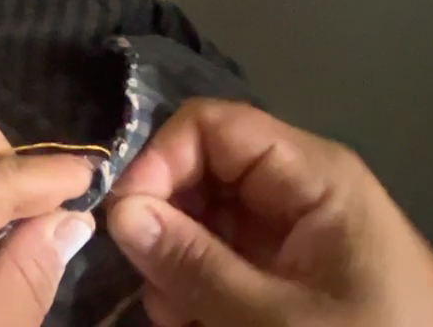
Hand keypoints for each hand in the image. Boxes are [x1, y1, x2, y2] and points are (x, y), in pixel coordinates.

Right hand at [106, 100, 432, 326]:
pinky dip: (200, 285)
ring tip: (172, 315)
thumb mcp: (275, 323)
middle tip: (145, 279)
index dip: (162, 157)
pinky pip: (229, 257)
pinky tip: (191, 319)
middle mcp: (302, 189)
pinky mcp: (297, 276)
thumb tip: (118, 211)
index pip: (213, 125)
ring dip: (177, 260)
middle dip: (166, 218)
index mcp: (314, 175)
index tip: (125, 215)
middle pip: (206, 168)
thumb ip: (192, 264)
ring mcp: (299, 235)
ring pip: (209, 217)